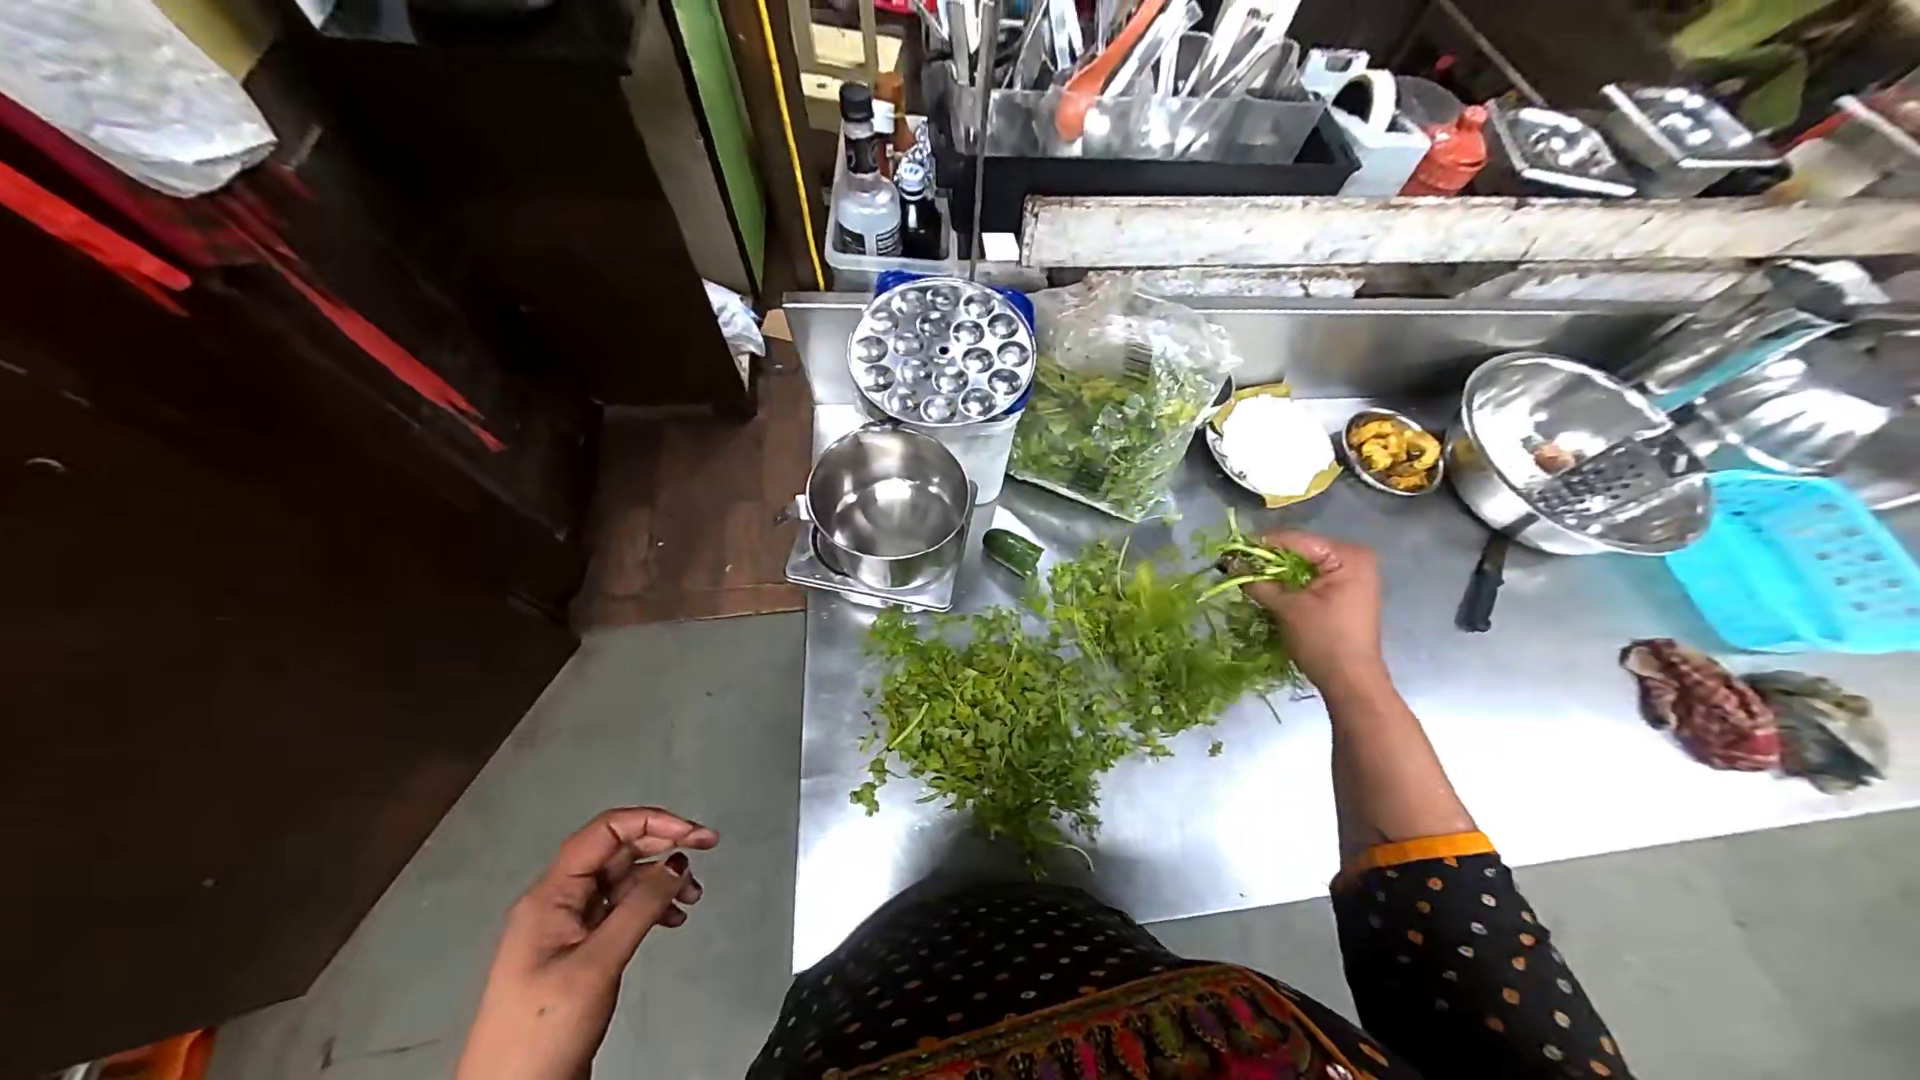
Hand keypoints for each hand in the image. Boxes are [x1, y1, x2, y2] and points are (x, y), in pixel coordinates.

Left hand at [456, 807, 717, 1079]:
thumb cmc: (543, 1030)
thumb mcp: (597, 963)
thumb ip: (640, 907)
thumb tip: (678, 863)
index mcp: (551, 895)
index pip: (605, 832)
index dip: (651, 821)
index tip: (692, 833)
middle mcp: (558, 902)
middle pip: (616, 851)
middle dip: (662, 844)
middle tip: (707, 847)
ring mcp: (568, 926)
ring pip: (623, 881)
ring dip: (661, 880)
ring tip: (692, 896)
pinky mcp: (580, 950)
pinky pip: (621, 910)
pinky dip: (651, 907)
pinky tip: (672, 919)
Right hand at [1242, 530, 1387, 696]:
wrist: (1350, 680)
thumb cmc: (1322, 640)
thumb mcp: (1286, 608)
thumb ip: (1257, 582)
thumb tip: (1229, 565)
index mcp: (1347, 556)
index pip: (1295, 540)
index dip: (1259, 546)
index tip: (1230, 553)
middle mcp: (1355, 558)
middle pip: (1299, 550)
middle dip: (1267, 559)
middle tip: (1237, 567)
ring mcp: (1353, 574)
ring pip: (1303, 564)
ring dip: (1277, 572)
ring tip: (1249, 578)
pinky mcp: (1346, 590)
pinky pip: (1311, 576)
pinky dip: (1290, 582)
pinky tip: (1270, 589)